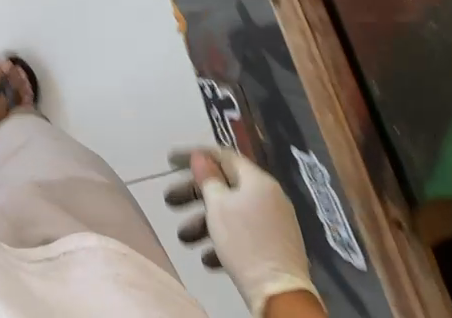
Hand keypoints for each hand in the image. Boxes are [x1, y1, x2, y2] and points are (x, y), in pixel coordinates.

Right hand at [165, 149, 319, 317]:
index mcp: (257, 181)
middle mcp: (268, 197)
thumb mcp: (218, 206)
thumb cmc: (245, 243)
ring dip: (204, 223)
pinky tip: (207, 258)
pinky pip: (243, 234)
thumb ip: (207, 178)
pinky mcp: (275, 247)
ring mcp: (273, 223)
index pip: (222, 156)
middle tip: (170, 202)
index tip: (170, 162)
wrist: (281, 295)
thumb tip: (201, 156)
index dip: (194, 156)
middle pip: (224, 186)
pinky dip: (223, 240)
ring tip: (184, 239)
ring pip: (231, 213)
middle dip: (193, 195)